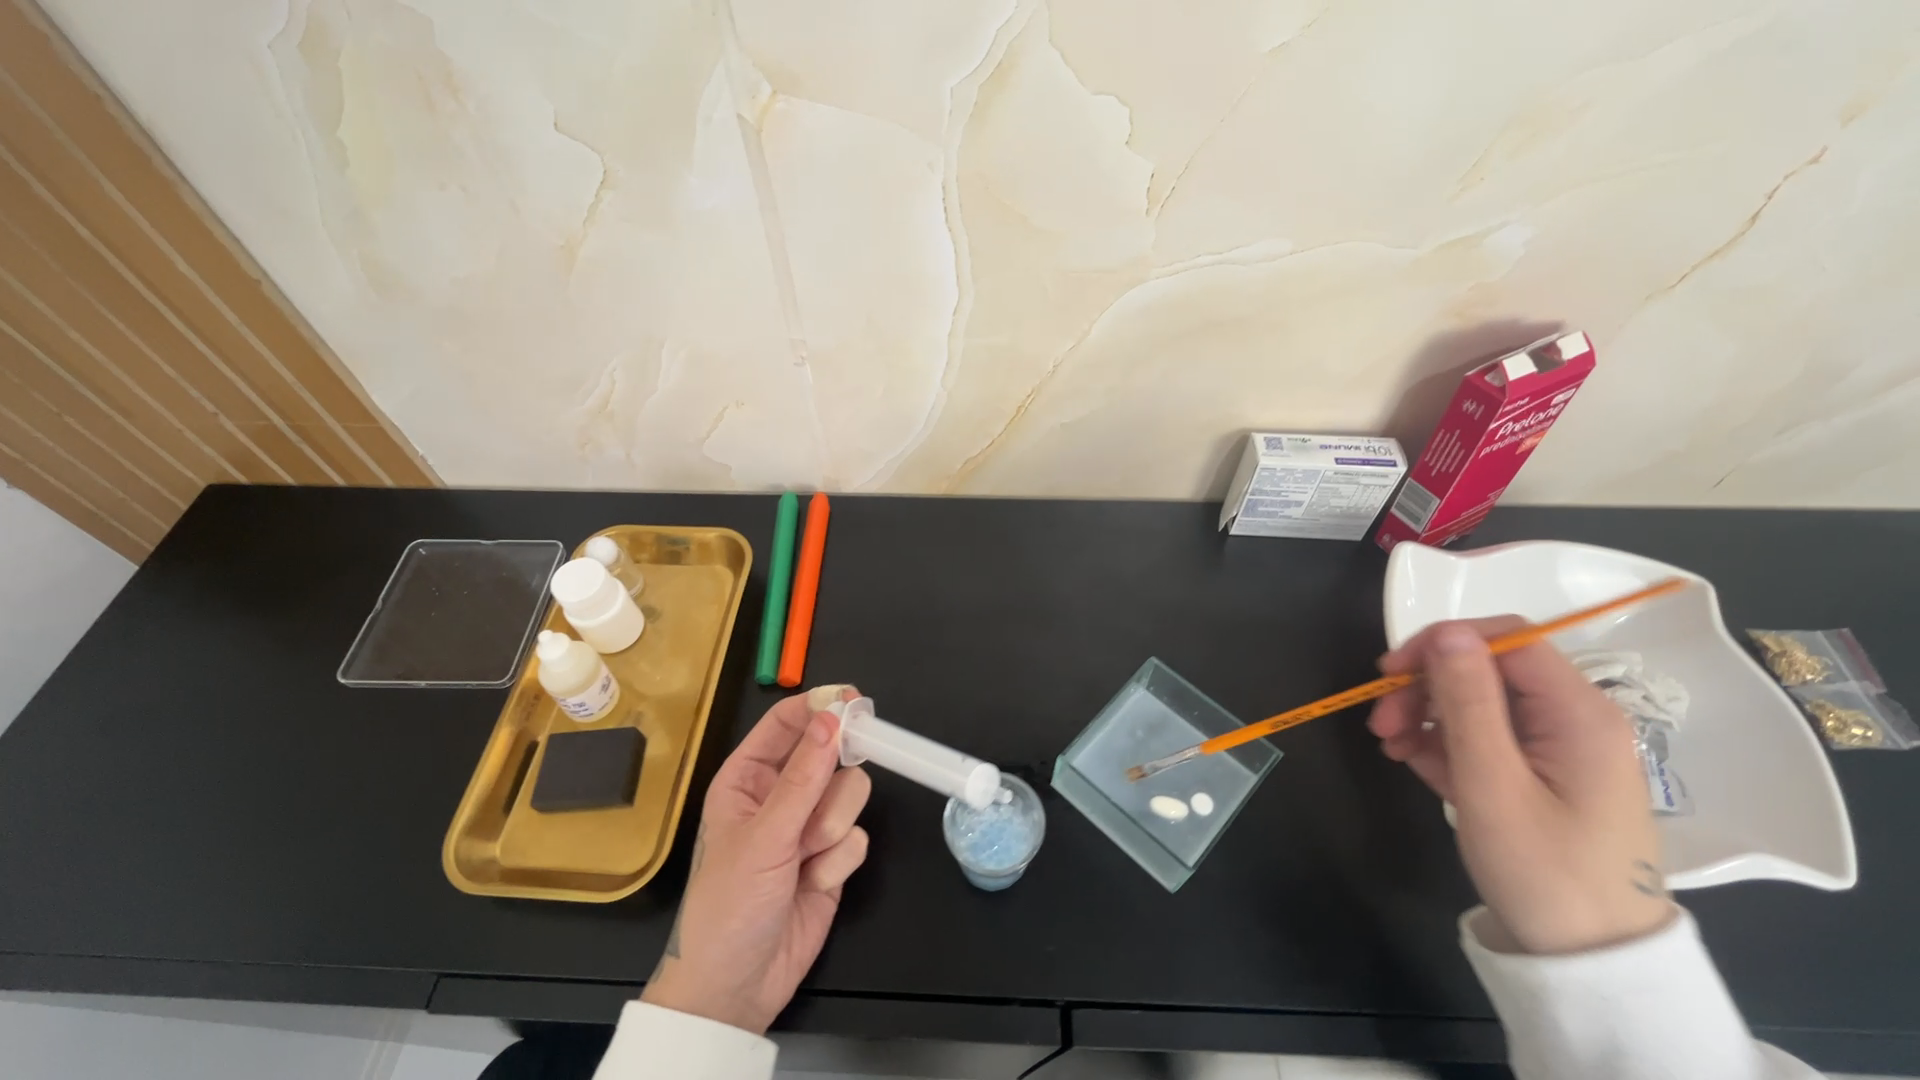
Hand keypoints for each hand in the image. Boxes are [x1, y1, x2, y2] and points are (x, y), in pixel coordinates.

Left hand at [641, 686, 871, 1033]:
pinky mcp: (834, 858)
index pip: (787, 724)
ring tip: (802, 861)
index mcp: (748, 777)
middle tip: (816, 810)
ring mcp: (810, 827)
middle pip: (832, 757)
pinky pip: (858, 837)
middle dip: (829, 787)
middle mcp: (781, 795)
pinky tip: (812, 885)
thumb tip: (832, 719)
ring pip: (851, 796)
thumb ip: (804, 778)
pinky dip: (839, 862)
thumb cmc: (728, 904)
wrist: (736, 986)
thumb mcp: (763, 837)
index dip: (820, 707)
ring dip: (831, 830)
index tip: (854, 701)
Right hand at [1367, 618, 1674, 954]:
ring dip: (1428, 714)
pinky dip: (1445, 743)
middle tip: (1379, 722)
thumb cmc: (1543, 872)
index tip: (1389, 673)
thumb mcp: (1492, 784)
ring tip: (1390, 746)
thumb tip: (1445, 632)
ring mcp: (1559, 748)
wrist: (1592, 961)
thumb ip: (1467, 703)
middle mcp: (1574, 719)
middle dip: (1427, 685)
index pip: (1507, 639)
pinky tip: (1414, 761)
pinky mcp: (1543, 775)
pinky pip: (1487, 738)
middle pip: (1489, 670)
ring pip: (1480, 703)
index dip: (1443, 643)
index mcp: (1578, 713)